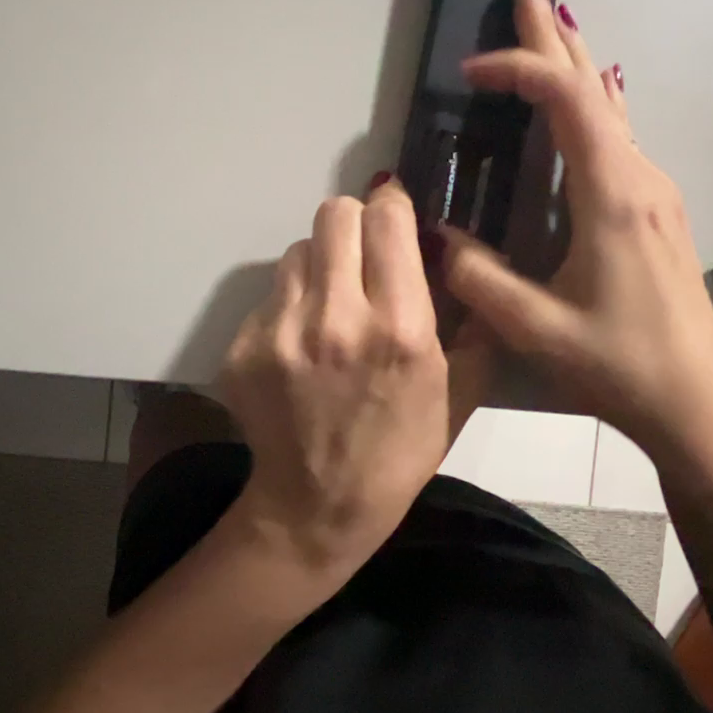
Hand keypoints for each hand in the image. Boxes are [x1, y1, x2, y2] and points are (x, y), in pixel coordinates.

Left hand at [220, 181, 449, 568]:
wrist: (318, 506)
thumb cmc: (400, 452)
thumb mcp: (458, 391)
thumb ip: (469, 319)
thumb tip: (457, 253)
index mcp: (400, 327)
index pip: (386, 217)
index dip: (392, 206)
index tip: (394, 216)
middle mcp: (337, 317)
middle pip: (335, 215)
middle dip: (354, 225)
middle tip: (362, 256)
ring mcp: (281, 330)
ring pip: (298, 250)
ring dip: (319, 265)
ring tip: (329, 305)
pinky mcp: (243, 346)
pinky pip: (271, 295)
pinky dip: (289, 306)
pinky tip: (300, 347)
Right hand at [442, 0, 712, 451]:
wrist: (698, 407)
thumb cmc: (619, 367)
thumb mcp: (534, 330)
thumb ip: (477, 278)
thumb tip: (435, 232)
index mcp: (613, 196)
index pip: (567, 101)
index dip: (519, 72)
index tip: (471, 72)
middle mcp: (641, 179)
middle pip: (598, 85)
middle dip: (556, 36)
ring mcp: (656, 193)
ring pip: (612, 108)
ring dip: (576, 64)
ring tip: (549, 26)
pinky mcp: (657, 213)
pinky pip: (619, 136)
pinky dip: (590, 102)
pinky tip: (587, 103)